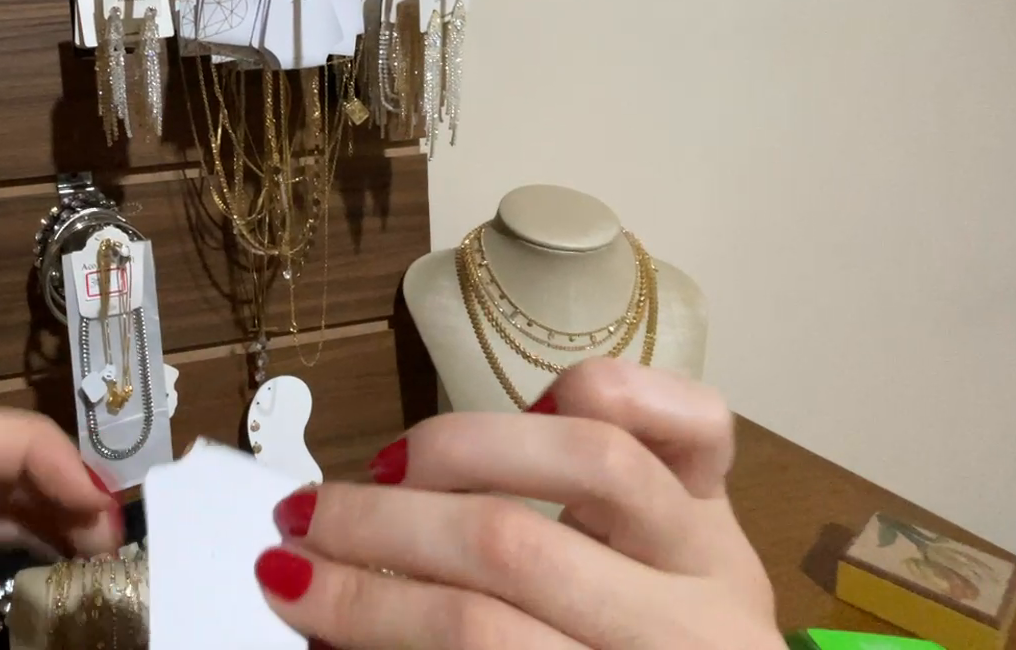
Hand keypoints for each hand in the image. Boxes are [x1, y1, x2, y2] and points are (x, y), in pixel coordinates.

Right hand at [253, 359, 781, 648]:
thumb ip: (427, 639)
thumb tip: (307, 608)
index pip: (483, 641)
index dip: (376, 610)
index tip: (298, 592)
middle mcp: (693, 632)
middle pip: (509, 545)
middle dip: (373, 526)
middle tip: (293, 522)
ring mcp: (714, 553)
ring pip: (587, 454)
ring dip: (452, 449)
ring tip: (382, 470)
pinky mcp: (722, 497)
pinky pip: (689, 418)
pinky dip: (600, 391)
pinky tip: (531, 405)